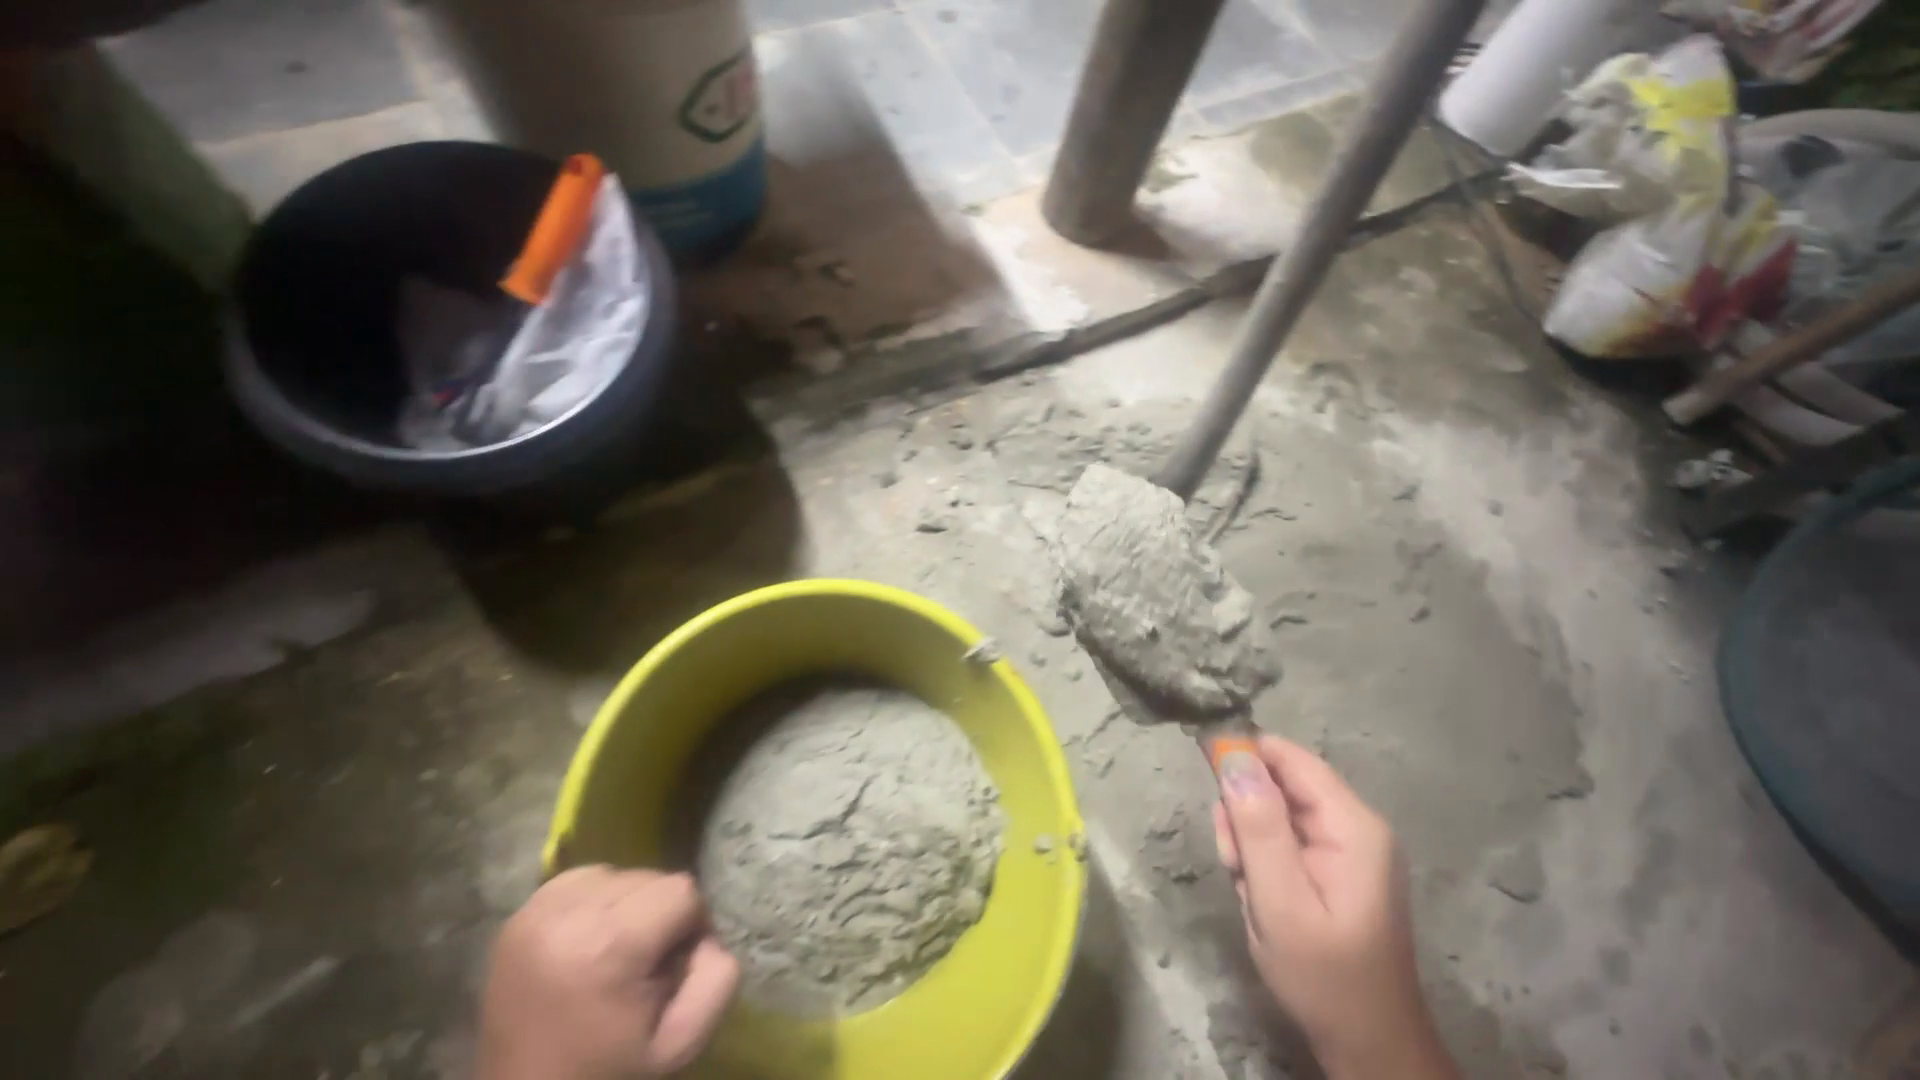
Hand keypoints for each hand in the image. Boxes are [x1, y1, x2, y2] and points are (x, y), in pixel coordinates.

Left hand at [478, 867, 739, 1079]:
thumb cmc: (608, 1071)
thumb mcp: (682, 1041)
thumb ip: (717, 976)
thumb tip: (705, 935)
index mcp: (608, 944)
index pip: (681, 890)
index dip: (691, 927)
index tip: (675, 968)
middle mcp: (566, 914)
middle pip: (648, 876)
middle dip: (658, 914)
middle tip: (644, 965)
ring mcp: (535, 913)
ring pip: (615, 874)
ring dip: (627, 904)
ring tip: (614, 951)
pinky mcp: (517, 917)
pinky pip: (577, 882)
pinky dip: (593, 902)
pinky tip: (588, 940)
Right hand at [1212, 736, 1456, 1079]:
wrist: (1368, 1044)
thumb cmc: (1324, 976)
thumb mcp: (1280, 902)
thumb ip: (1257, 828)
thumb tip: (1234, 760)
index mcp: (1352, 827)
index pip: (1293, 760)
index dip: (1247, 756)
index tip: (1206, 773)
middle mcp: (1355, 827)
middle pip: (1281, 787)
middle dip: (1246, 817)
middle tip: (1236, 865)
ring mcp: (1347, 850)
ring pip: (1276, 816)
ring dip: (1250, 845)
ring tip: (1251, 891)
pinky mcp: (1335, 870)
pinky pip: (1285, 843)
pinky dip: (1262, 863)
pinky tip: (1262, 898)